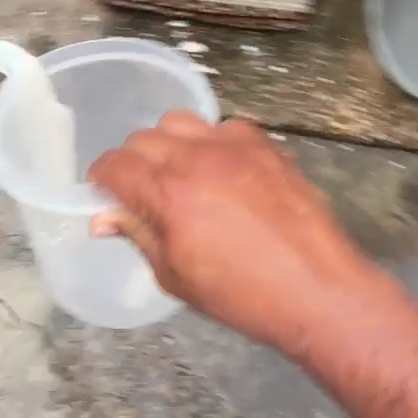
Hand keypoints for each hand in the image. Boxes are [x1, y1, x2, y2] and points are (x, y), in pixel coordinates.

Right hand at [88, 113, 371, 351]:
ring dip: (167, 144)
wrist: (316, 290)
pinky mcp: (264, 145)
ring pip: (178, 122)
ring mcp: (233, 146)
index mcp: (168, 194)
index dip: (101, 178)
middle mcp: (196, 159)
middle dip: (131, 163)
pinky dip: (210, 142)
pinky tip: (220, 171)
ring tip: (178, 174)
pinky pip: (221, 126)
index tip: (102, 192)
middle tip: (139, 191)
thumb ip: (137, 234)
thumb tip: (102, 219)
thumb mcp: (173, 274)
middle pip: (141, 139)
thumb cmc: (240, 294)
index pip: (114, 165)